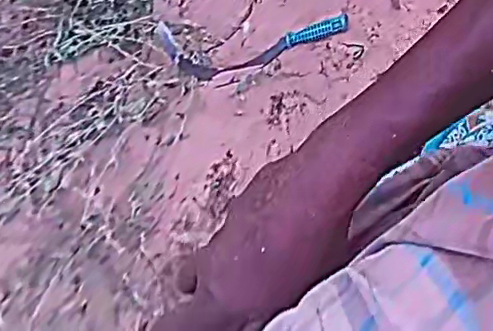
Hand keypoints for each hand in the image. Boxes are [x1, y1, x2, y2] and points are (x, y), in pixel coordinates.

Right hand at [150, 143, 365, 330]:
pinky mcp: (251, 189)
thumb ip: (261, 314)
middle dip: (203, 290)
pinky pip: (243, 216)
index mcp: (220, 296)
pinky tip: (286, 223)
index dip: (170, 329)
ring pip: (218, 244)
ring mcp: (232, 218)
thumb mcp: (290, 299)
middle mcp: (216, 257)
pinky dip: (255, 224)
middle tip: (232, 295)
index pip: (171, 326)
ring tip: (267, 256)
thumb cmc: (314, 246)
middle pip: (189, 279)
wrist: (322, 177)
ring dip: (233, 254)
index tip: (184, 325)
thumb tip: (255, 317)